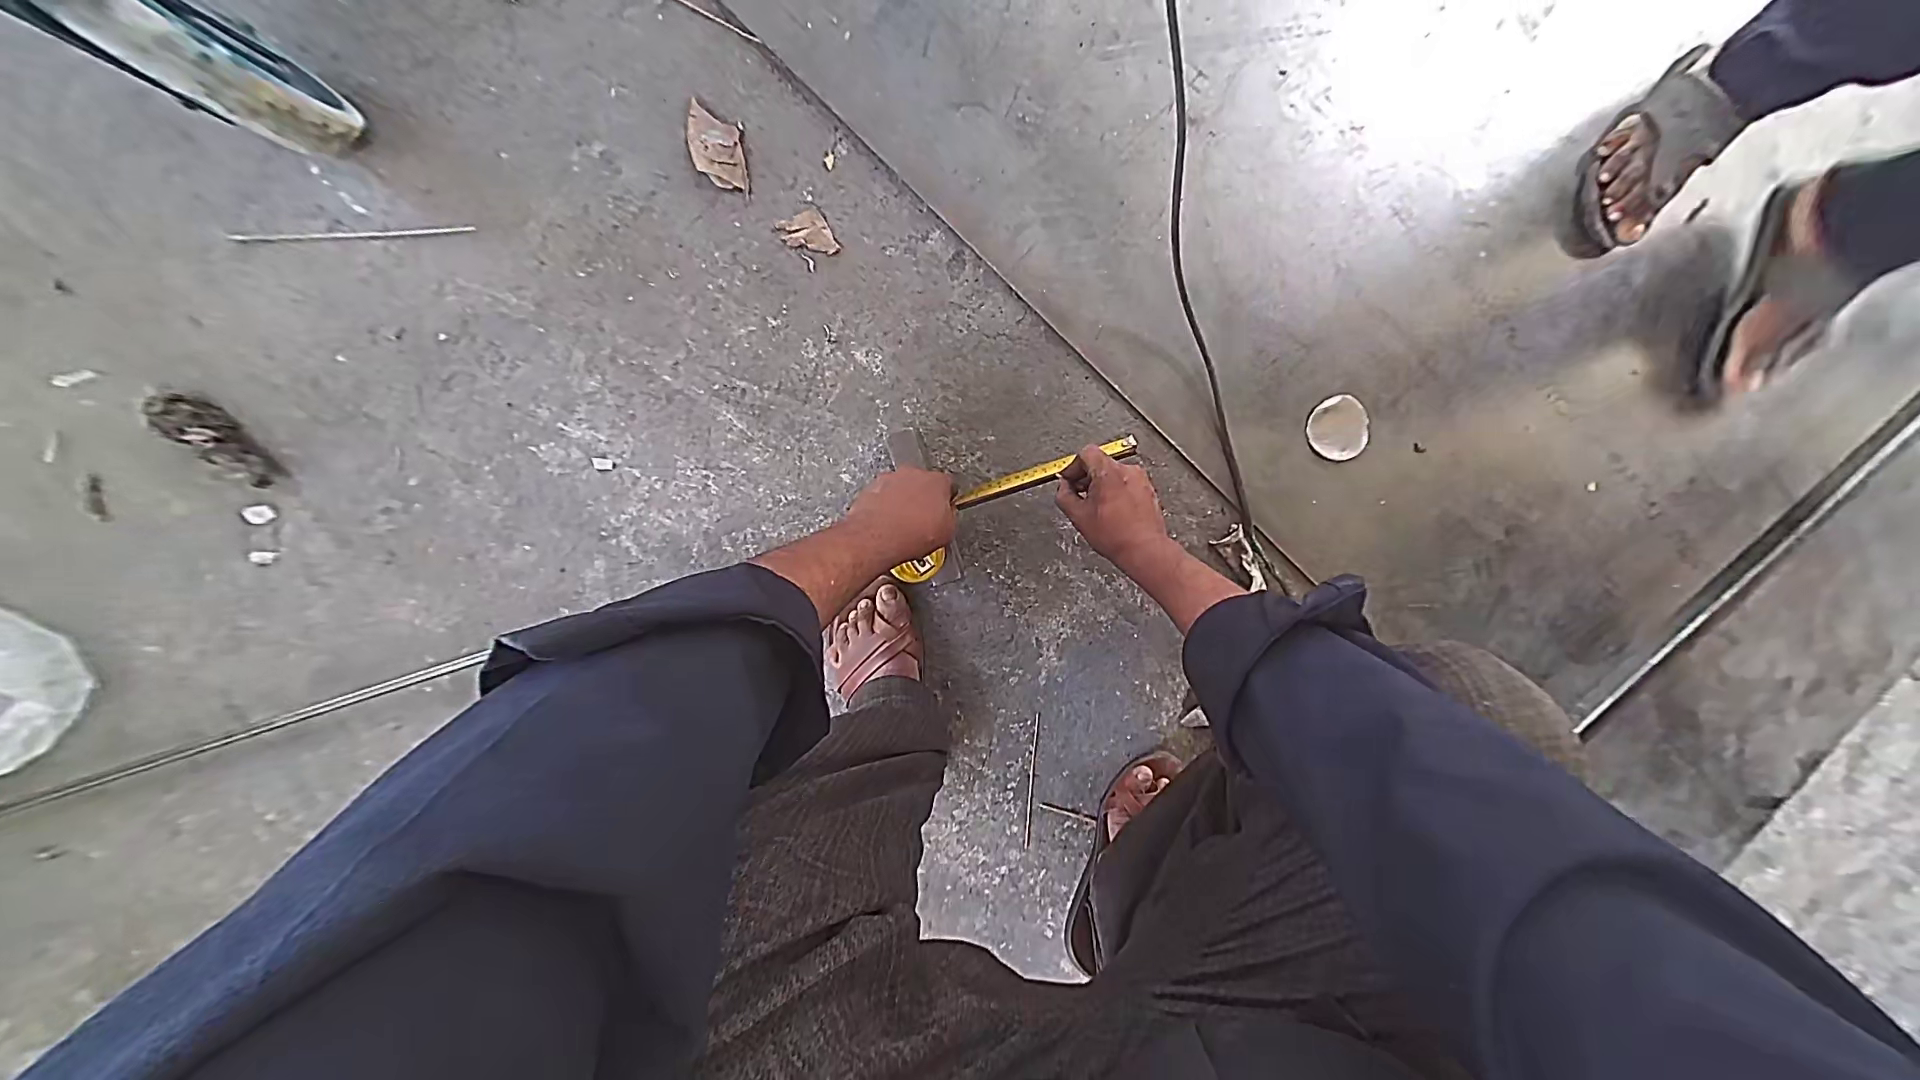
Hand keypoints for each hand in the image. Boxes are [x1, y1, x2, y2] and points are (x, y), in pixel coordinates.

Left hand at [841, 466, 955, 564]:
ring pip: (901, 487)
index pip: (948, 484)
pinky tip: (887, 523)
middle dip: (923, 498)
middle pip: (923, 483)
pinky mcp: (871, 488)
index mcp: (937, 481)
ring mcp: (890, 479)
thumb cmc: (911, 534)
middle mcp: (914, 474)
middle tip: (922, 519)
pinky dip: (885, 505)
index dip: (947, 499)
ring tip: (902, 523)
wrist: (878, 538)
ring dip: (902, 501)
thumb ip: (951, 516)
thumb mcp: (947, 531)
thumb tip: (949, 516)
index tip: (944, 509)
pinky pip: (883, 495)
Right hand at [1055, 445, 1174, 572]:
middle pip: (1100, 463)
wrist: (1143, 549)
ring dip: (1102, 486)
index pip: (1086, 453)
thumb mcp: (1077, 516)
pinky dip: (1117, 492)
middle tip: (1080, 496)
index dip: (1073, 467)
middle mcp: (1127, 471)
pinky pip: (1127, 484)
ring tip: (1098, 508)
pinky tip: (1113, 512)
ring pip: (1114, 474)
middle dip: (1087, 478)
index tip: (1069, 480)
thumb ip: (1064, 495)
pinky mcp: (1148, 490)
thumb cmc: (1115, 535)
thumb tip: (1063, 487)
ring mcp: (1140, 480)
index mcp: (1108, 472)